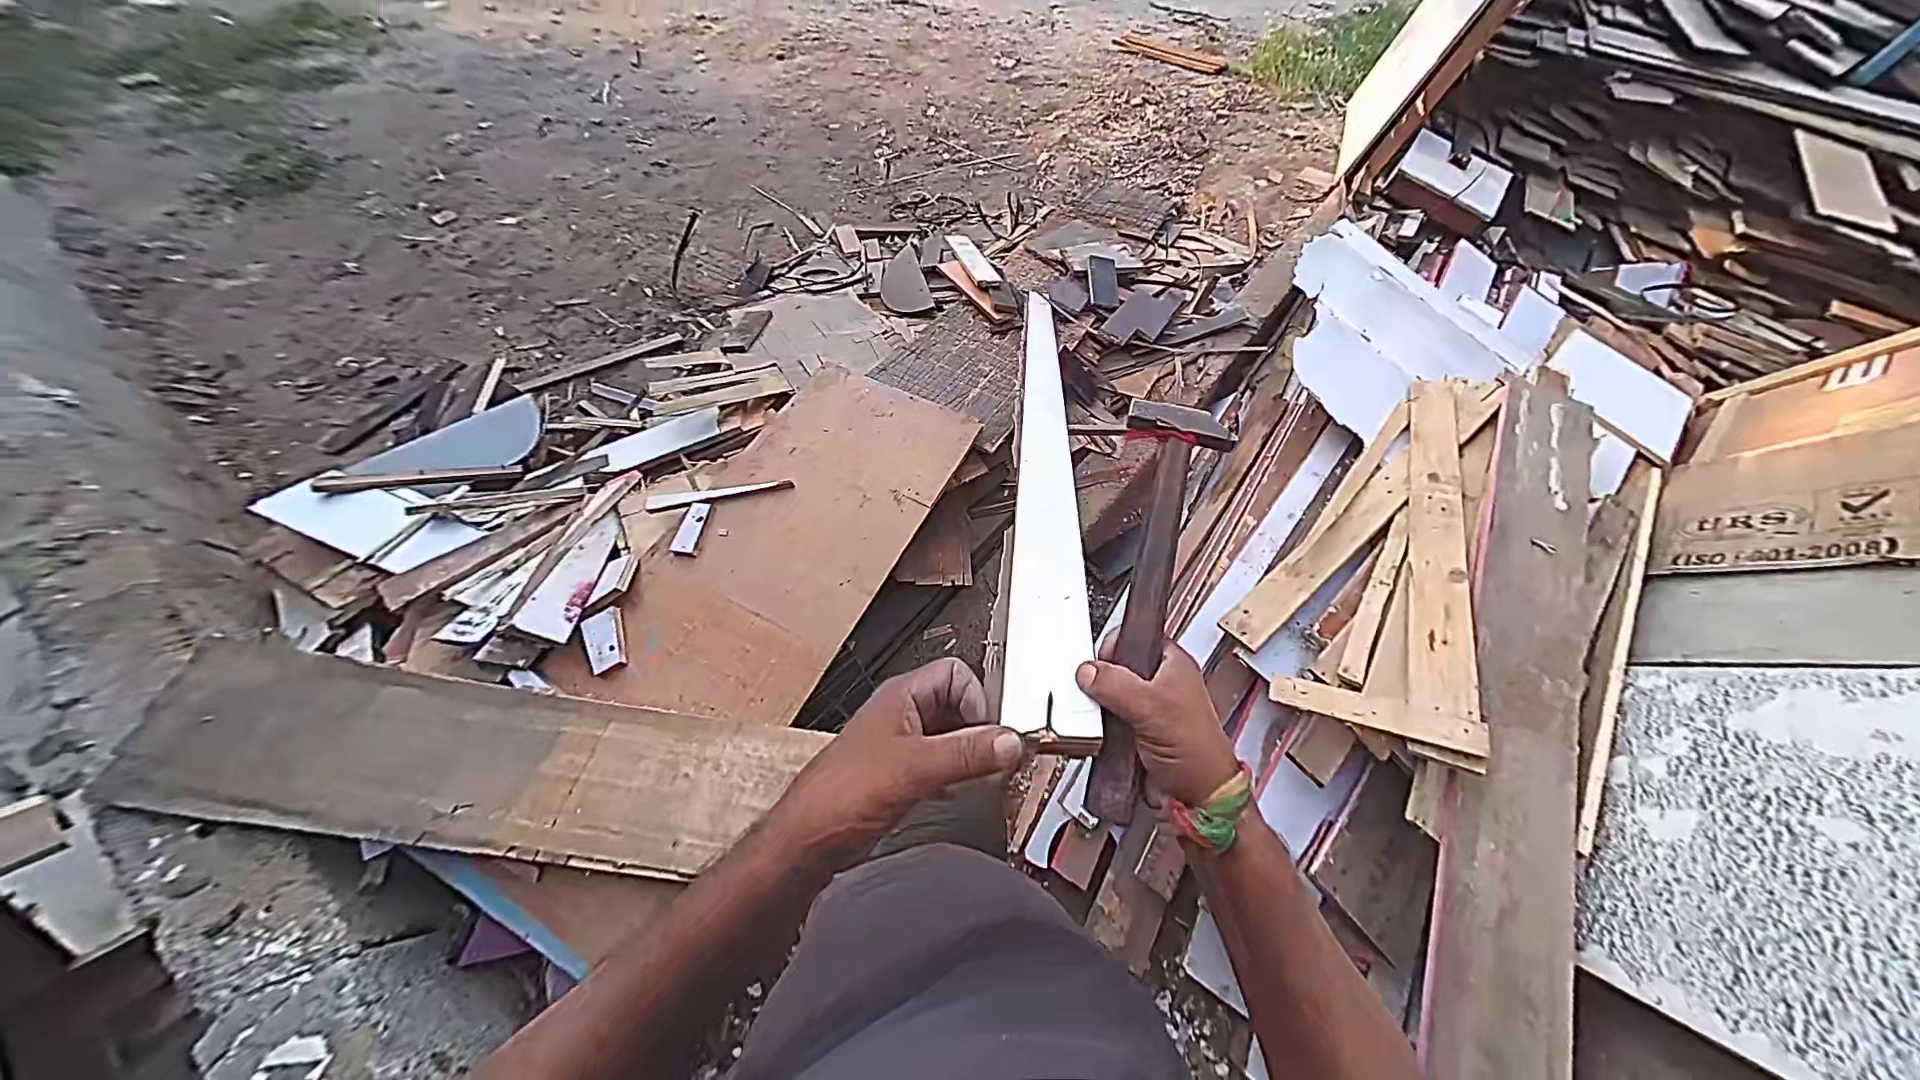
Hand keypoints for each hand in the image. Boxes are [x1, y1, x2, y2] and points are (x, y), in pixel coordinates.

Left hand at [764, 658, 1022, 865]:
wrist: (809, 838)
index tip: (991, 732)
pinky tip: (959, 790)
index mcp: (903, 694)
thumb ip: (965, 753)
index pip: (957, 674)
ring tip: (980, 774)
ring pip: (953, 735)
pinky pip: (943, 761)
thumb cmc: (840, 793)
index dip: (979, 698)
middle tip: (994, 756)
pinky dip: (958, 772)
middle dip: (980, 729)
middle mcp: (904, 712)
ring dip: (970, 753)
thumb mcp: (914, 768)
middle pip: (960, 704)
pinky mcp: (904, 771)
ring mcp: (904, 742)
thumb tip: (1009, 740)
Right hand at [1076, 638, 1239, 806]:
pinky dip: (1099, 723)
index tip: (1100, 660)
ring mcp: (1146, 707)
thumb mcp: (1152, 707)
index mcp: (1172, 663)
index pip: (1135, 637)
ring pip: (1109, 692)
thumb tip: (1088, 671)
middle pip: (1116, 665)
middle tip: (1094, 688)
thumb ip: (1117, 684)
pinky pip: (1107, 717)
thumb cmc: (1196, 751)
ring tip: (1098, 712)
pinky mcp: (1133, 729)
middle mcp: (1159, 682)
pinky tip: (1100, 729)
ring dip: (1099, 703)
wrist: (1198, 796)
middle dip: (1101, 677)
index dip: (1114, 644)